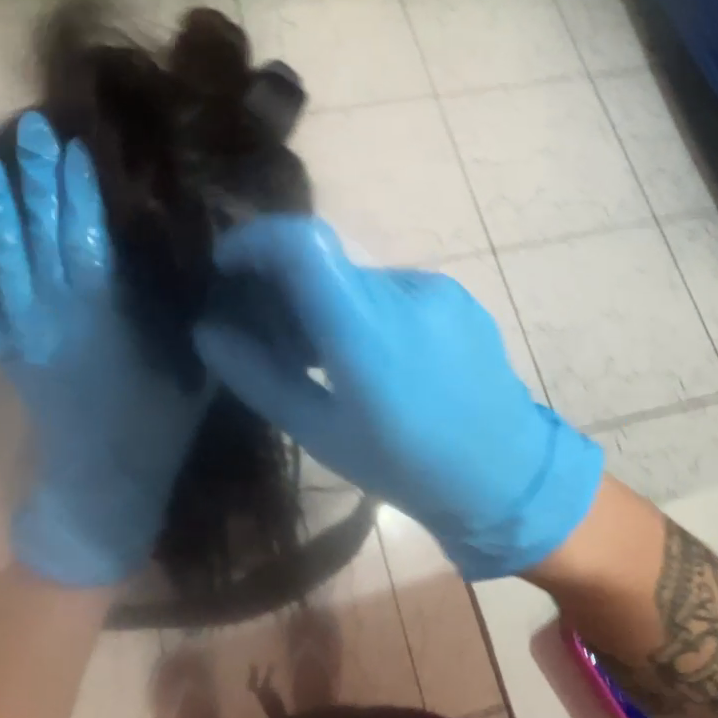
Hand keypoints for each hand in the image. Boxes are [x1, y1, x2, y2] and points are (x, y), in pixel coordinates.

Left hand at [0, 114, 210, 586]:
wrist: (102, 490)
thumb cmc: (158, 425)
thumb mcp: (196, 365)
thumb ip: (196, 309)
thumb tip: (208, 253)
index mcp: (106, 315)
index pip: (87, 237)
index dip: (77, 190)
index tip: (71, 144)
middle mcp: (57, 315)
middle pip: (41, 236)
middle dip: (35, 180)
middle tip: (25, 127)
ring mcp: (24, 335)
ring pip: (1, 262)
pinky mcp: (6, 357)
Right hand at [192, 217, 602, 579]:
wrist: (509, 476)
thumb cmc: (406, 466)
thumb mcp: (320, 432)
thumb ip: (259, 375)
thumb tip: (208, 331)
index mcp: (363, 324)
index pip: (301, 241)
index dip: (253, 240)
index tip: (225, 269)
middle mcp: (401, 288)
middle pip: (321, 259)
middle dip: (279, 283)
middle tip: (261, 331)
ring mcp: (433, 288)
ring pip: (353, 276)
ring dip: (321, 301)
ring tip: (315, 356)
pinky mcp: (454, 296)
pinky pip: (388, 289)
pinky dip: (359, 309)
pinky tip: (367, 359)